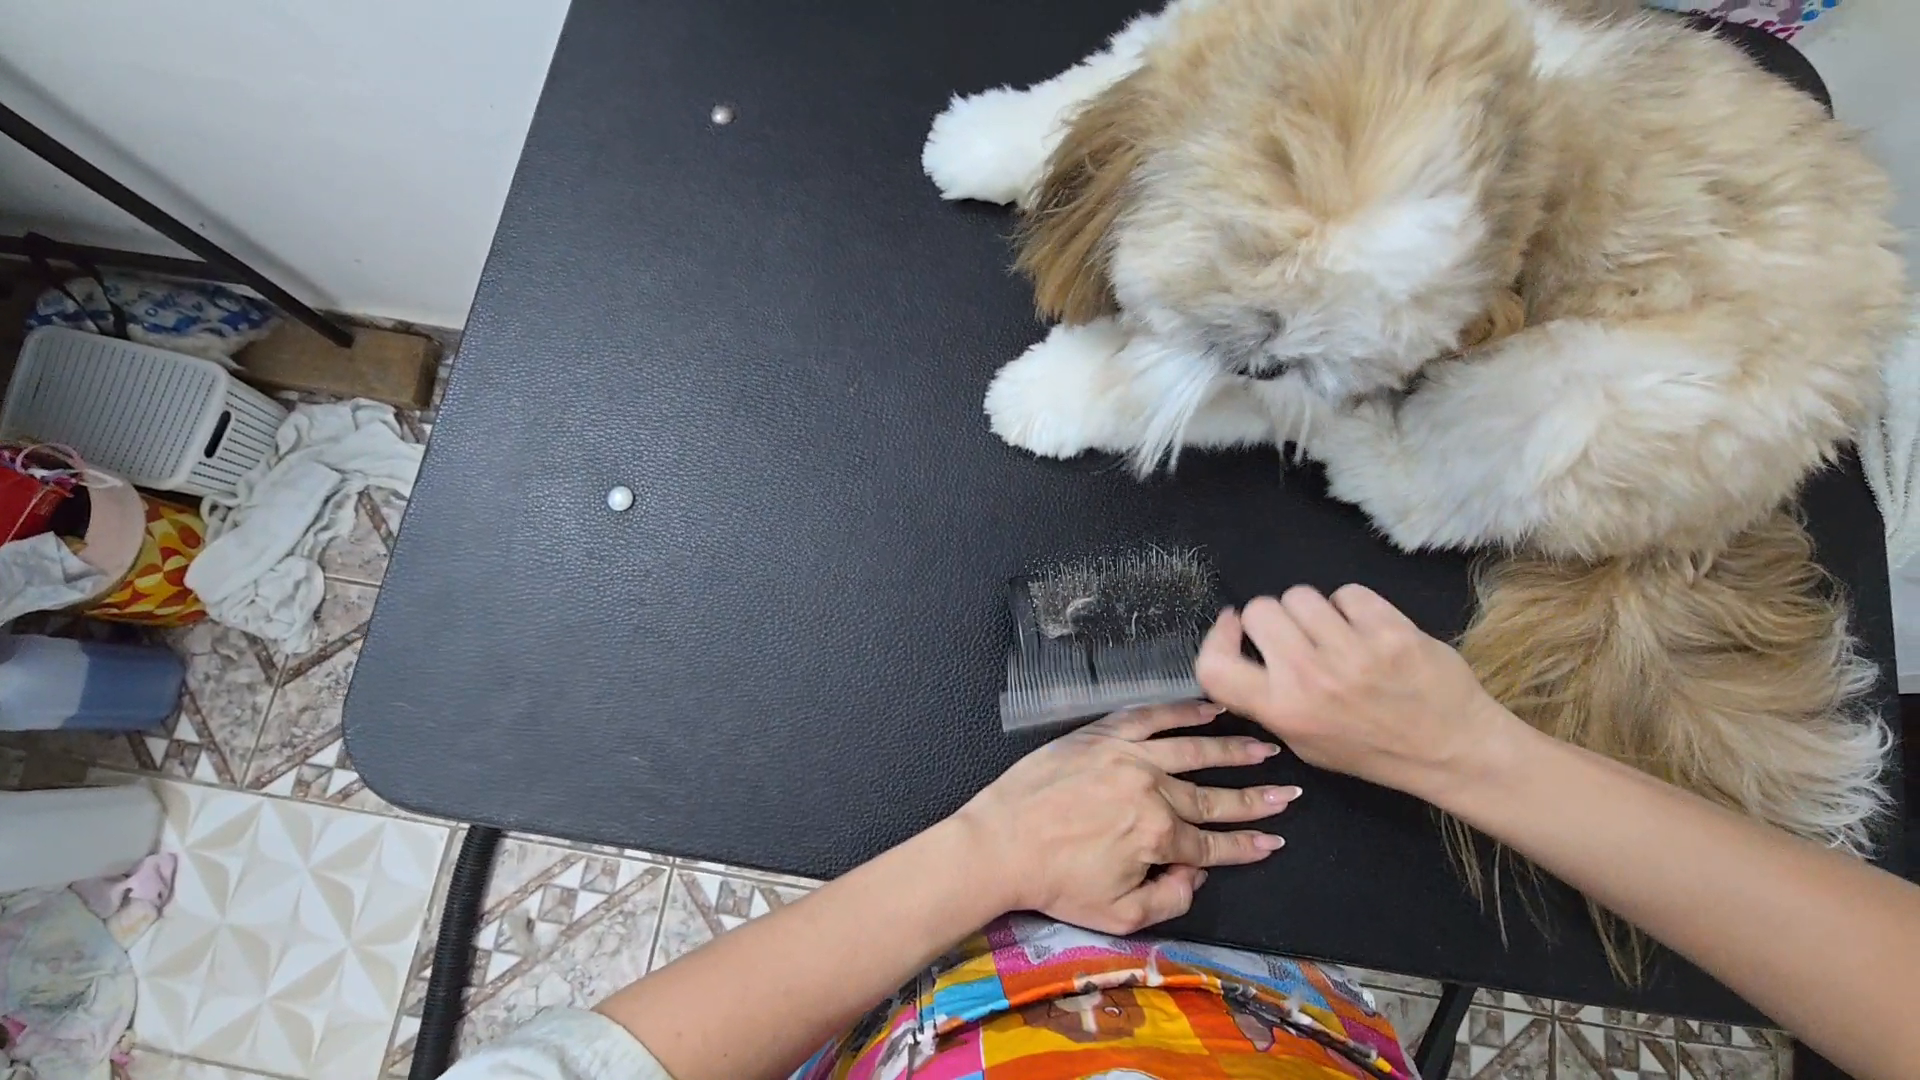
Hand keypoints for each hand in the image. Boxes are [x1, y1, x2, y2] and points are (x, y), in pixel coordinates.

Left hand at [950, 703, 1296, 934]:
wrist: (1000, 841)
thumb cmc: (1055, 881)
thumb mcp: (1119, 914)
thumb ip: (1170, 900)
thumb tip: (1197, 874)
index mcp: (1157, 836)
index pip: (1213, 844)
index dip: (1247, 844)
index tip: (1276, 839)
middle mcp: (1151, 790)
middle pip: (1212, 795)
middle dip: (1255, 797)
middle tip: (1288, 792)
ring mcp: (1127, 755)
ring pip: (1191, 749)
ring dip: (1231, 748)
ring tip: (1262, 747)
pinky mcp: (1102, 734)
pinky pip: (1150, 716)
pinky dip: (1182, 711)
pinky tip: (1207, 709)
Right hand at [1195, 585, 1522, 801]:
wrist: (1454, 751)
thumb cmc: (1371, 750)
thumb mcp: (1302, 742)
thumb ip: (1264, 700)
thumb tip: (1237, 648)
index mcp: (1282, 711)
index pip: (1213, 664)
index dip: (1216, 636)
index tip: (1233, 628)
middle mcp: (1309, 678)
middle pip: (1259, 610)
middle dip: (1272, 618)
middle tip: (1296, 636)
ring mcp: (1351, 652)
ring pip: (1300, 595)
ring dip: (1312, 610)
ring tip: (1335, 632)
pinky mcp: (1390, 631)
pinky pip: (1348, 593)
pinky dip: (1353, 606)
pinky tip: (1367, 629)